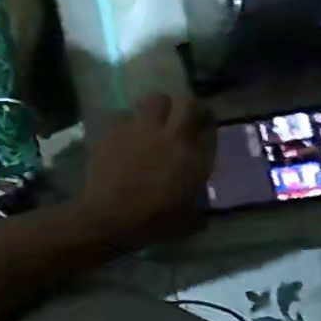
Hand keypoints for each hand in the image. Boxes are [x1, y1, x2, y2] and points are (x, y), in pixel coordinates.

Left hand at [77, 93, 214, 243]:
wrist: (110, 214)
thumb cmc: (153, 221)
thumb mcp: (187, 221)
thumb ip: (198, 210)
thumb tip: (200, 215)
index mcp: (196, 157)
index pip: (210, 127)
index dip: (206, 125)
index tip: (201, 128)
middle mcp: (172, 136)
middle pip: (187, 103)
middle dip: (184, 107)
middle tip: (178, 117)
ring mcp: (142, 129)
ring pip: (153, 99)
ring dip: (154, 107)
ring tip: (149, 120)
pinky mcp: (115, 130)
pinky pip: (123, 114)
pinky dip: (125, 121)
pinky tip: (122, 134)